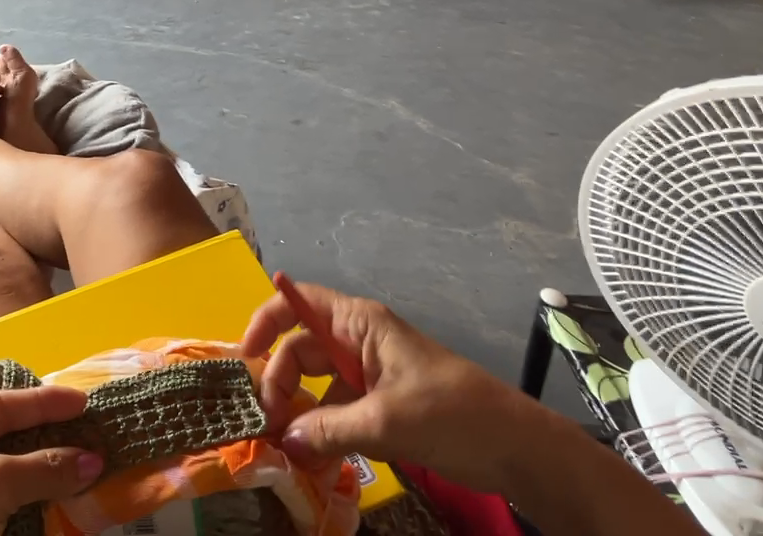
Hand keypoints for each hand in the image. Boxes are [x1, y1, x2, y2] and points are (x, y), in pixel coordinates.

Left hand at [0, 386, 104, 535]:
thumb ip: (41, 468)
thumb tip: (94, 459)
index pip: (1, 404)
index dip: (44, 401)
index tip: (84, 401)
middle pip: (14, 434)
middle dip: (54, 434)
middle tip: (94, 429)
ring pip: (22, 468)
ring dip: (55, 466)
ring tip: (92, 457)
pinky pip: (21, 499)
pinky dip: (47, 494)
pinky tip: (73, 488)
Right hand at [241, 280, 549, 495]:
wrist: (518, 450)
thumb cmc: (452, 414)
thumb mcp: (385, 422)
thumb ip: (328, 429)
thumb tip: (283, 442)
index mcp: (359, 323)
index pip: (298, 302)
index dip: (265, 321)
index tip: (244, 358)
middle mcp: (358, 341)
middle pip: (300, 350)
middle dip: (280, 383)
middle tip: (267, 424)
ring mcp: (369, 375)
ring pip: (317, 386)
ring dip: (300, 414)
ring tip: (287, 451)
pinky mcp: (380, 406)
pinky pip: (337, 412)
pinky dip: (323, 433)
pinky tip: (314, 460)